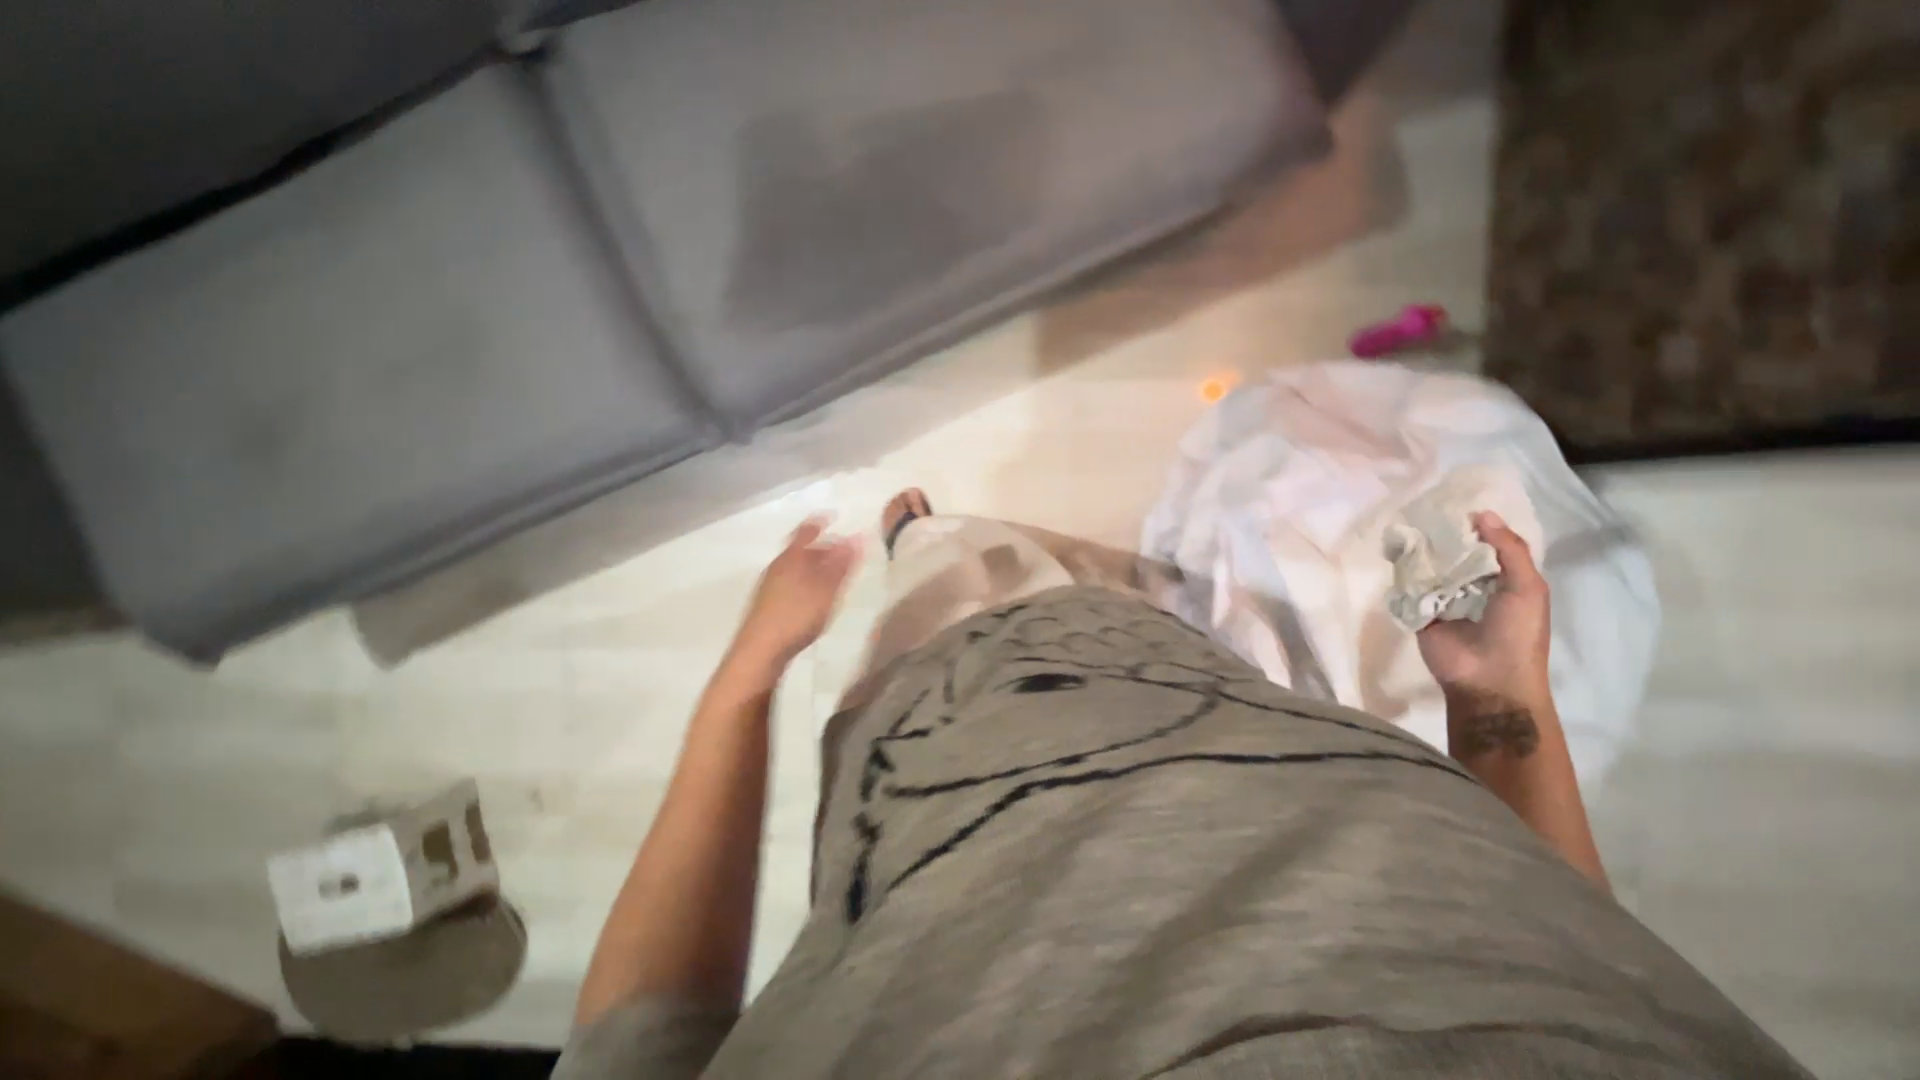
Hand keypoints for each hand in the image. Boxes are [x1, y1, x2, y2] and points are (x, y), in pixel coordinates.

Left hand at [730, 517, 862, 673]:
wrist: (760, 651)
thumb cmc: (796, 616)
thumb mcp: (825, 590)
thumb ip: (841, 565)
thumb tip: (855, 538)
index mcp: (791, 558)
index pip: (806, 531)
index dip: (820, 522)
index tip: (834, 517)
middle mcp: (778, 567)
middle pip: (801, 549)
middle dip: (822, 547)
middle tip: (843, 552)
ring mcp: (770, 586)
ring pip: (795, 566)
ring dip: (814, 566)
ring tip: (833, 575)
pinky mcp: (768, 604)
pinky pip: (791, 581)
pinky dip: (806, 580)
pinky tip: (814, 597)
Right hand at [1416, 512, 1550, 707]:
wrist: (1489, 679)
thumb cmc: (1517, 633)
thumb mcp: (1528, 587)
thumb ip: (1510, 550)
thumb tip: (1482, 514)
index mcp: (1504, 579)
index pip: (1488, 544)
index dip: (1476, 525)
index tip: (1456, 501)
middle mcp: (1473, 586)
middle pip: (1456, 553)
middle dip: (1443, 534)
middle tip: (1424, 508)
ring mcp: (1444, 599)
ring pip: (1431, 567)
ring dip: (1421, 550)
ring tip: (1405, 523)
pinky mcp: (1420, 611)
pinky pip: (1410, 587)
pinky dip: (1402, 571)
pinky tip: (1393, 550)